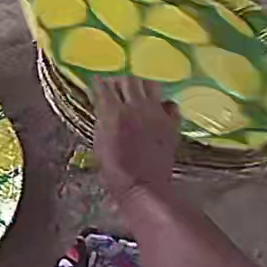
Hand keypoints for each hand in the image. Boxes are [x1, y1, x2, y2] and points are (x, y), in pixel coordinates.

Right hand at [93, 77, 178, 201]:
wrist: (144, 186)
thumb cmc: (115, 169)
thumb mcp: (99, 142)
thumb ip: (102, 119)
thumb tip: (102, 105)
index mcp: (114, 112)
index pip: (103, 87)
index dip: (98, 83)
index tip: (95, 83)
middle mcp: (136, 106)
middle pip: (128, 80)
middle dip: (119, 81)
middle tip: (115, 87)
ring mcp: (156, 113)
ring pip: (150, 85)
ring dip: (141, 85)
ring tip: (136, 93)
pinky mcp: (171, 122)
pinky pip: (169, 103)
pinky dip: (162, 103)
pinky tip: (157, 109)